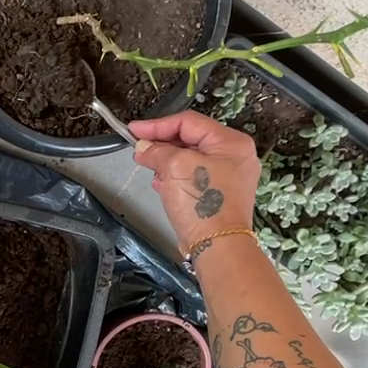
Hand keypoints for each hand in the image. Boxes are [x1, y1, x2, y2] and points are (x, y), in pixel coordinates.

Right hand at [128, 111, 258, 252]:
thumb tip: (144, 147)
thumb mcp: (175, 166)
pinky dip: (174, 176)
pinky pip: (192, 176)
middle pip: (190, 139)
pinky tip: (161, 184)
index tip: (133, 130)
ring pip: (189, 158)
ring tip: (149, 168)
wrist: (216, 244)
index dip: (157, 125)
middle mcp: (234, 156)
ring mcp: (228, 176)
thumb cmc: (202, 204)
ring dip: (166, 161)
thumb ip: (157, 150)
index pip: (188, 122)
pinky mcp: (218, 194)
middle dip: (161, 144)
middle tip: (138, 150)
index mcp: (231, 143)